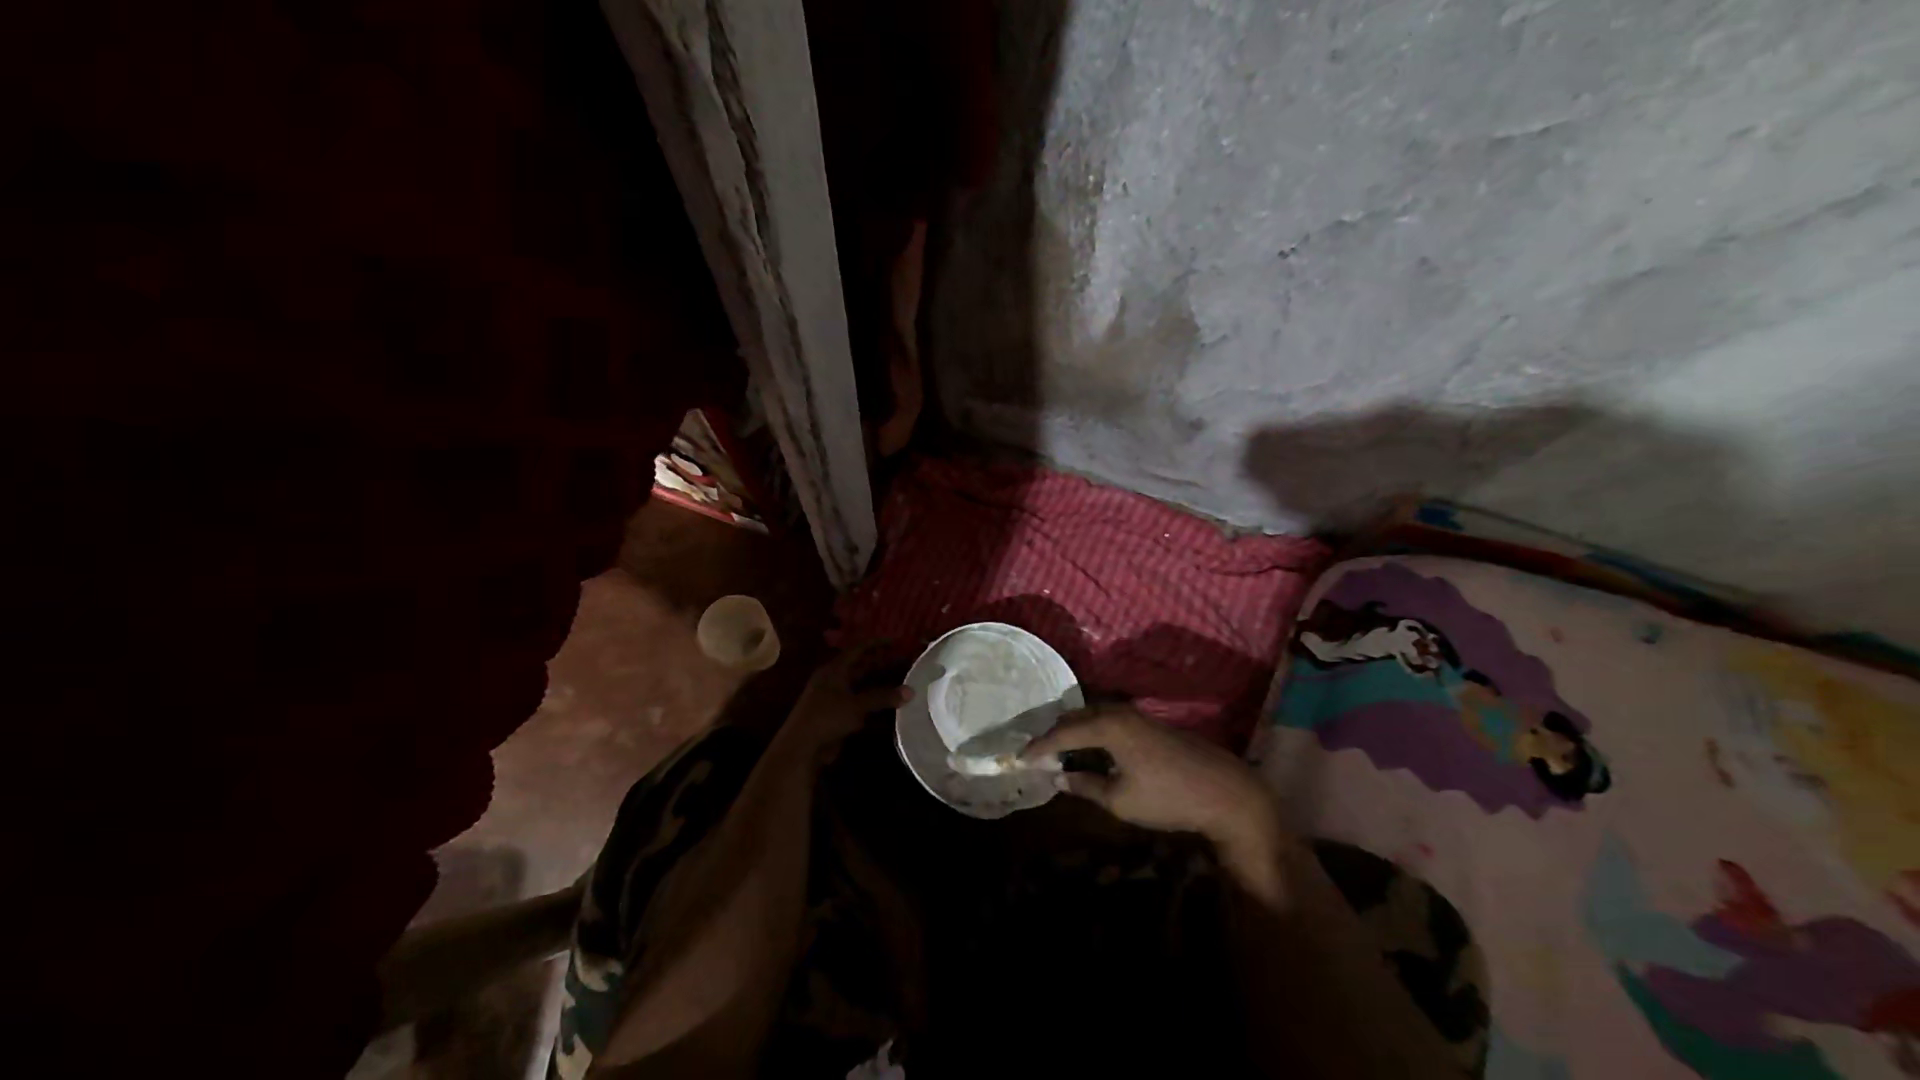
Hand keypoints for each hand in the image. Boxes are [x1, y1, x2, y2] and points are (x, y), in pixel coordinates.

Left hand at [781, 644, 910, 755]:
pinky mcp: (837, 715)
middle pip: (860, 667)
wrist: (802, 746)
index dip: (876, 644)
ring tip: (901, 682)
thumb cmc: (827, 717)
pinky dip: (873, 702)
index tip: (895, 641)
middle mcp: (834, 680)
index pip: (858, 650)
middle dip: (881, 664)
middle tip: (903, 662)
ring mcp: (834, 698)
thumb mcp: (856, 705)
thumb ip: (882, 697)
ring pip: (861, 686)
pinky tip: (888, 705)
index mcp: (834, 670)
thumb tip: (911, 691)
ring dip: (879, 684)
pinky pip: (859, 703)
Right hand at [1021, 704, 1281, 854]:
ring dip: (1074, 730)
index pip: (1062, 733)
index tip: (1019, 759)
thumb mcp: (1120, 800)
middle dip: (1053, 733)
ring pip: (1093, 715)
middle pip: (1076, 716)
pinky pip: (1109, 719)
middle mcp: (1120, 712)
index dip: (1038, 747)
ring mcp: (1137, 715)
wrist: (1226, 792)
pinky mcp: (1150, 723)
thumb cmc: (1168, 798)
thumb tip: (1058, 778)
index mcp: (1108, 726)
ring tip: (1058, 750)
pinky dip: (1092, 730)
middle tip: (1036, 752)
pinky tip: (1090, 748)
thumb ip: (1084, 786)